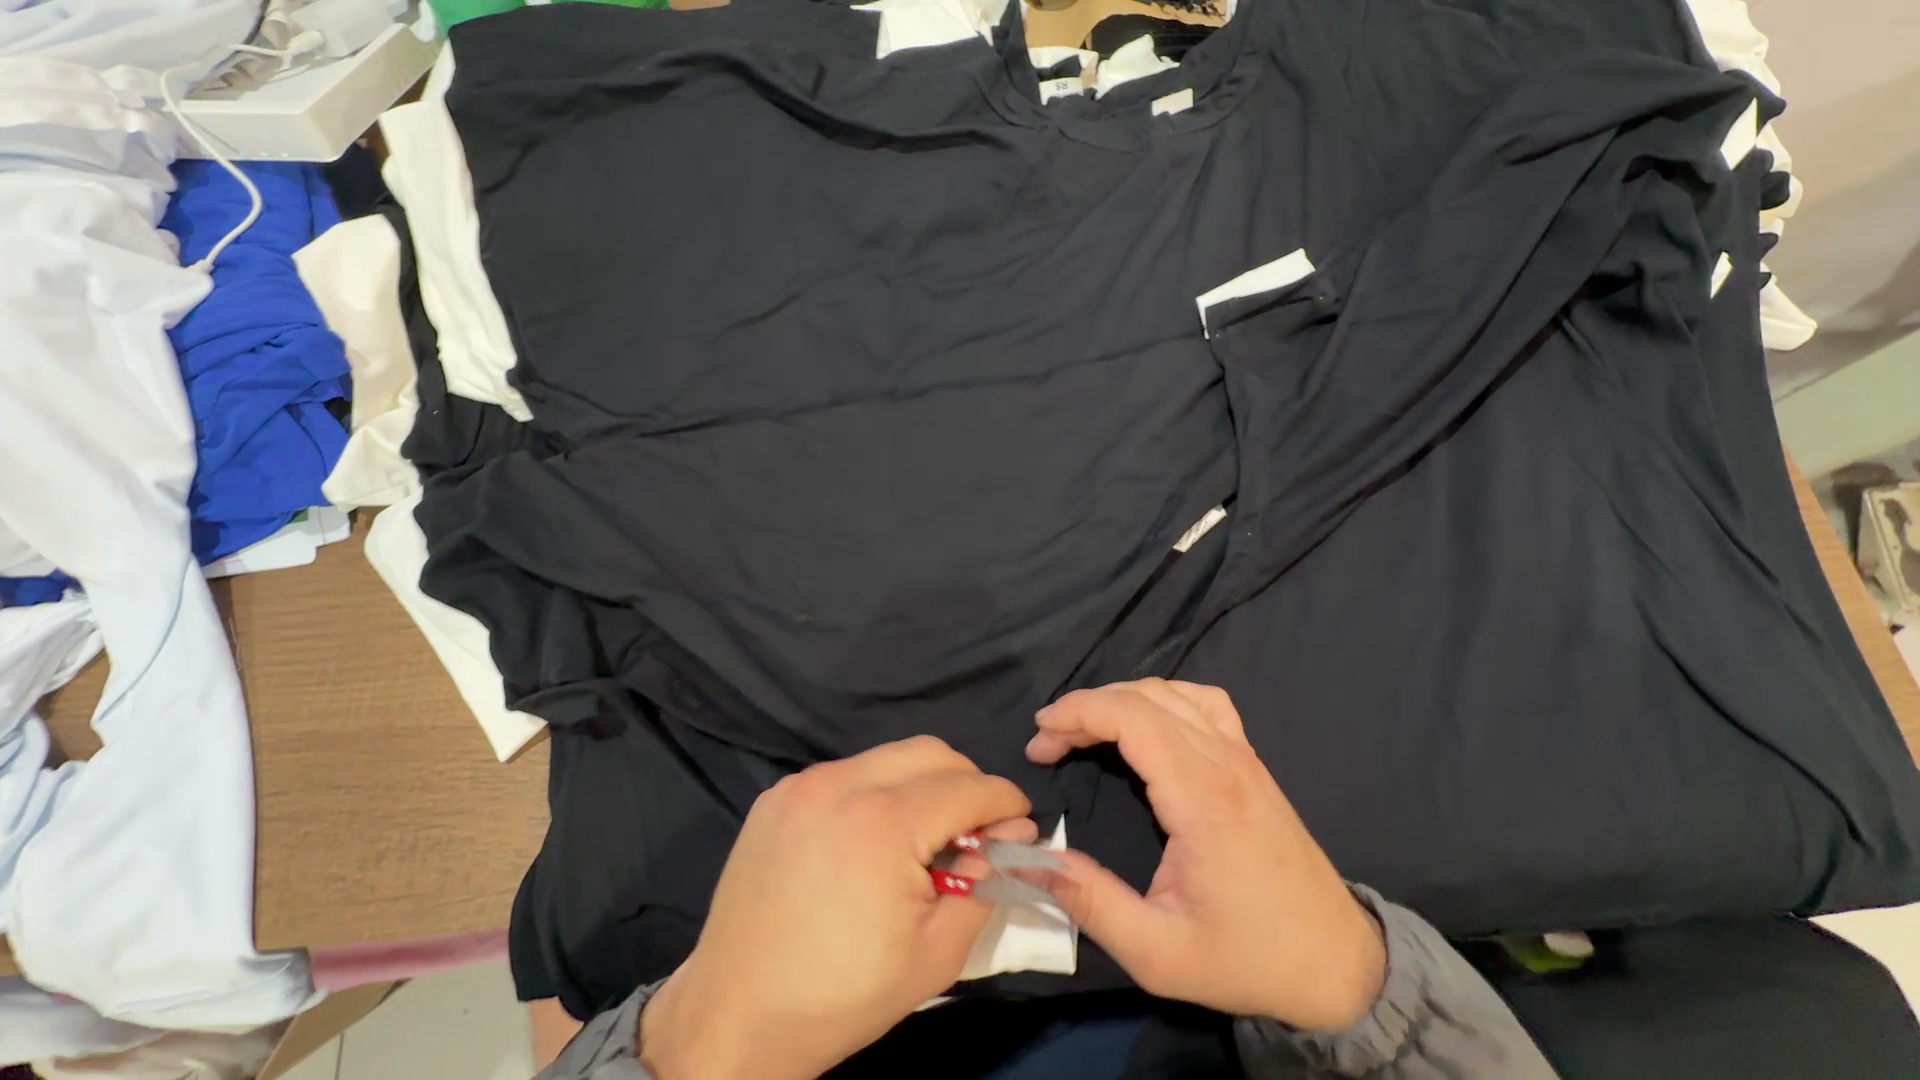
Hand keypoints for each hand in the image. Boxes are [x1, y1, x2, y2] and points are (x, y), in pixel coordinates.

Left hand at [640, 736, 1034, 1079]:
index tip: (1020, 826)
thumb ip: (984, 885)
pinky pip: (845, 774)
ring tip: (922, 840)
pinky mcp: (775, 799)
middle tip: (976, 831)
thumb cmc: (843, 994)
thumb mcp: (938, 953)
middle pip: (931, 753)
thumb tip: (1005, 843)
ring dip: (920, 785)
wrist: (737, 1016)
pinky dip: (874, 793)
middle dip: (967, 784)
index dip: (1006, 803)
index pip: (969, 787)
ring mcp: (801, 786)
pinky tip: (870, 841)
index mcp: (884, 821)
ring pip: (887, 758)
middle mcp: (840, 784)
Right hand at [1026, 679, 1386, 1031]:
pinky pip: (1207, 704)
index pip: (1132, 717)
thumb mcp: (1157, 952)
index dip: (1077, 714)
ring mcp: (1245, 759)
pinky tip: (1147, 722)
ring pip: (1175, 692)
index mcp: (1203, 799)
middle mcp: (1226, 763)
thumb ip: (1089, 901)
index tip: (1038, 741)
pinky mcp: (1253, 766)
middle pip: (1145, 698)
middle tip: (1047, 743)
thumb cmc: (1246, 959)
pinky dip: (1165, 698)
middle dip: (1086, 709)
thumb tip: (1027, 859)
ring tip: (1084, 730)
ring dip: (1121, 699)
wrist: (1337, 964)